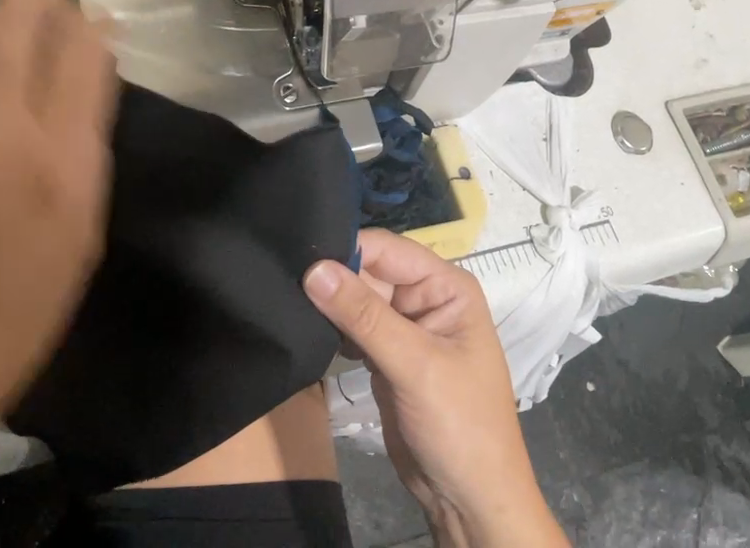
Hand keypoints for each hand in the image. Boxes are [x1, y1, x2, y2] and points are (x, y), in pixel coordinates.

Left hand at [0, 0, 118, 492]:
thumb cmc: (13, 309)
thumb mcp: (83, 230)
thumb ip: (88, 133)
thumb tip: (92, 51)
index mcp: (56, 164)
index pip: (83, 43)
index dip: (91, 24)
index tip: (88, 36)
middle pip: (17, 10)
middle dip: (41, 5)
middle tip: (43, 28)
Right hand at [304, 230, 567, 547]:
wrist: (469, 500)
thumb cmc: (461, 426)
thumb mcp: (415, 365)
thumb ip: (364, 315)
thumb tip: (313, 268)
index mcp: (446, 286)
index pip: (386, 249)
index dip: (344, 249)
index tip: (296, 257)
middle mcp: (424, 298)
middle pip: (367, 270)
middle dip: (330, 275)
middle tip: (279, 277)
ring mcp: (403, 327)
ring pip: (354, 297)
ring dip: (325, 301)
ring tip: (283, 297)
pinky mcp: (384, 354)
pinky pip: (351, 326)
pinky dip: (330, 327)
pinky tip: (302, 326)